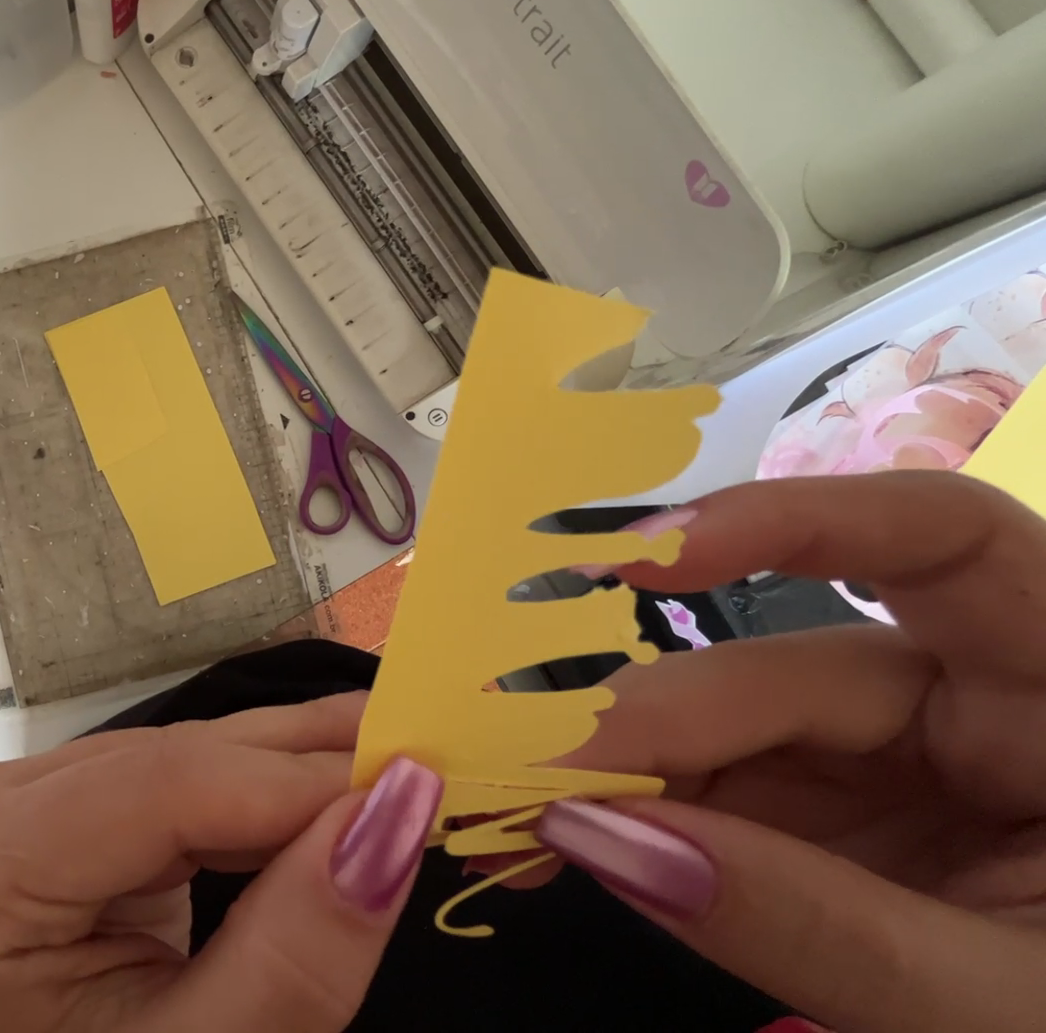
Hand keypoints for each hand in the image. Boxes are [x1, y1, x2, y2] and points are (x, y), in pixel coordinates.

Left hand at [0, 693, 441, 1032]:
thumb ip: (294, 952)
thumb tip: (392, 816)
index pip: (165, 784)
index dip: (299, 781)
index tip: (421, 782)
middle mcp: (1, 799)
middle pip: (178, 761)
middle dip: (310, 767)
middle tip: (433, 757)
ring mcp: (28, 793)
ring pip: (188, 759)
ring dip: (295, 769)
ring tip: (397, 759)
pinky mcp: (64, 802)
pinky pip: (176, 781)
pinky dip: (257, 795)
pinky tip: (328, 791)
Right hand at [533, 471, 1045, 1032]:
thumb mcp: (1011, 1012)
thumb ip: (815, 925)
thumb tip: (589, 832)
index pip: (938, 541)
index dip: (781, 523)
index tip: (632, 560)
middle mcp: (962, 705)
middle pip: (768, 678)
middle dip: (635, 732)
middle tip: (513, 782)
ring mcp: (877, 760)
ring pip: (711, 736)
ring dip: (606, 781)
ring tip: (511, 830)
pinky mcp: (814, 812)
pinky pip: (701, 792)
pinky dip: (623, 817)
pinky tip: (556, 838)